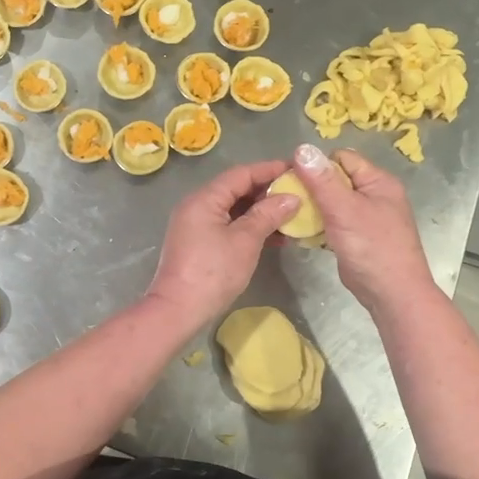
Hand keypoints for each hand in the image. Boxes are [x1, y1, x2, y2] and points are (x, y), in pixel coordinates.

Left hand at [146, 159, 298, 321]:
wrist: (179, 309)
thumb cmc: (213, 271)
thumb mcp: (245, 241)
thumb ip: (268, 215)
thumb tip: (291, 198)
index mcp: (204, 199)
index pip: (240, 174)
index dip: (269, 170)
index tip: (297, 169)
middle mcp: (196, 206)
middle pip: (235, 190)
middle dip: (267, 191)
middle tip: (299, 193)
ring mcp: (196, 226)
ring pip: (233, 209)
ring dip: (261, 212)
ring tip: (293, 216)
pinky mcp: (199, 243)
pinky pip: (228, 226)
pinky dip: (249, 227)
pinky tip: (275, 236)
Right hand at [292, 143, 432, 310]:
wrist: (392, 293)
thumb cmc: (372, 248)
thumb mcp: (344, 210)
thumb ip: (321, 179)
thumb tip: (301, 148)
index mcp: (378, 181)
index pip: (341, 158)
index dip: (316, 165)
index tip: (291, 179)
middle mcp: (375, 194)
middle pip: (335, 179)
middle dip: (311, 187)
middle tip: (288, 199)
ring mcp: (367, 217)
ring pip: (332, 201)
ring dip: (313, 207)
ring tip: (292, 216)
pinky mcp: (358, 236)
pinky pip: (334, 221)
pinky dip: (319, 224)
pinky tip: (304, 233)